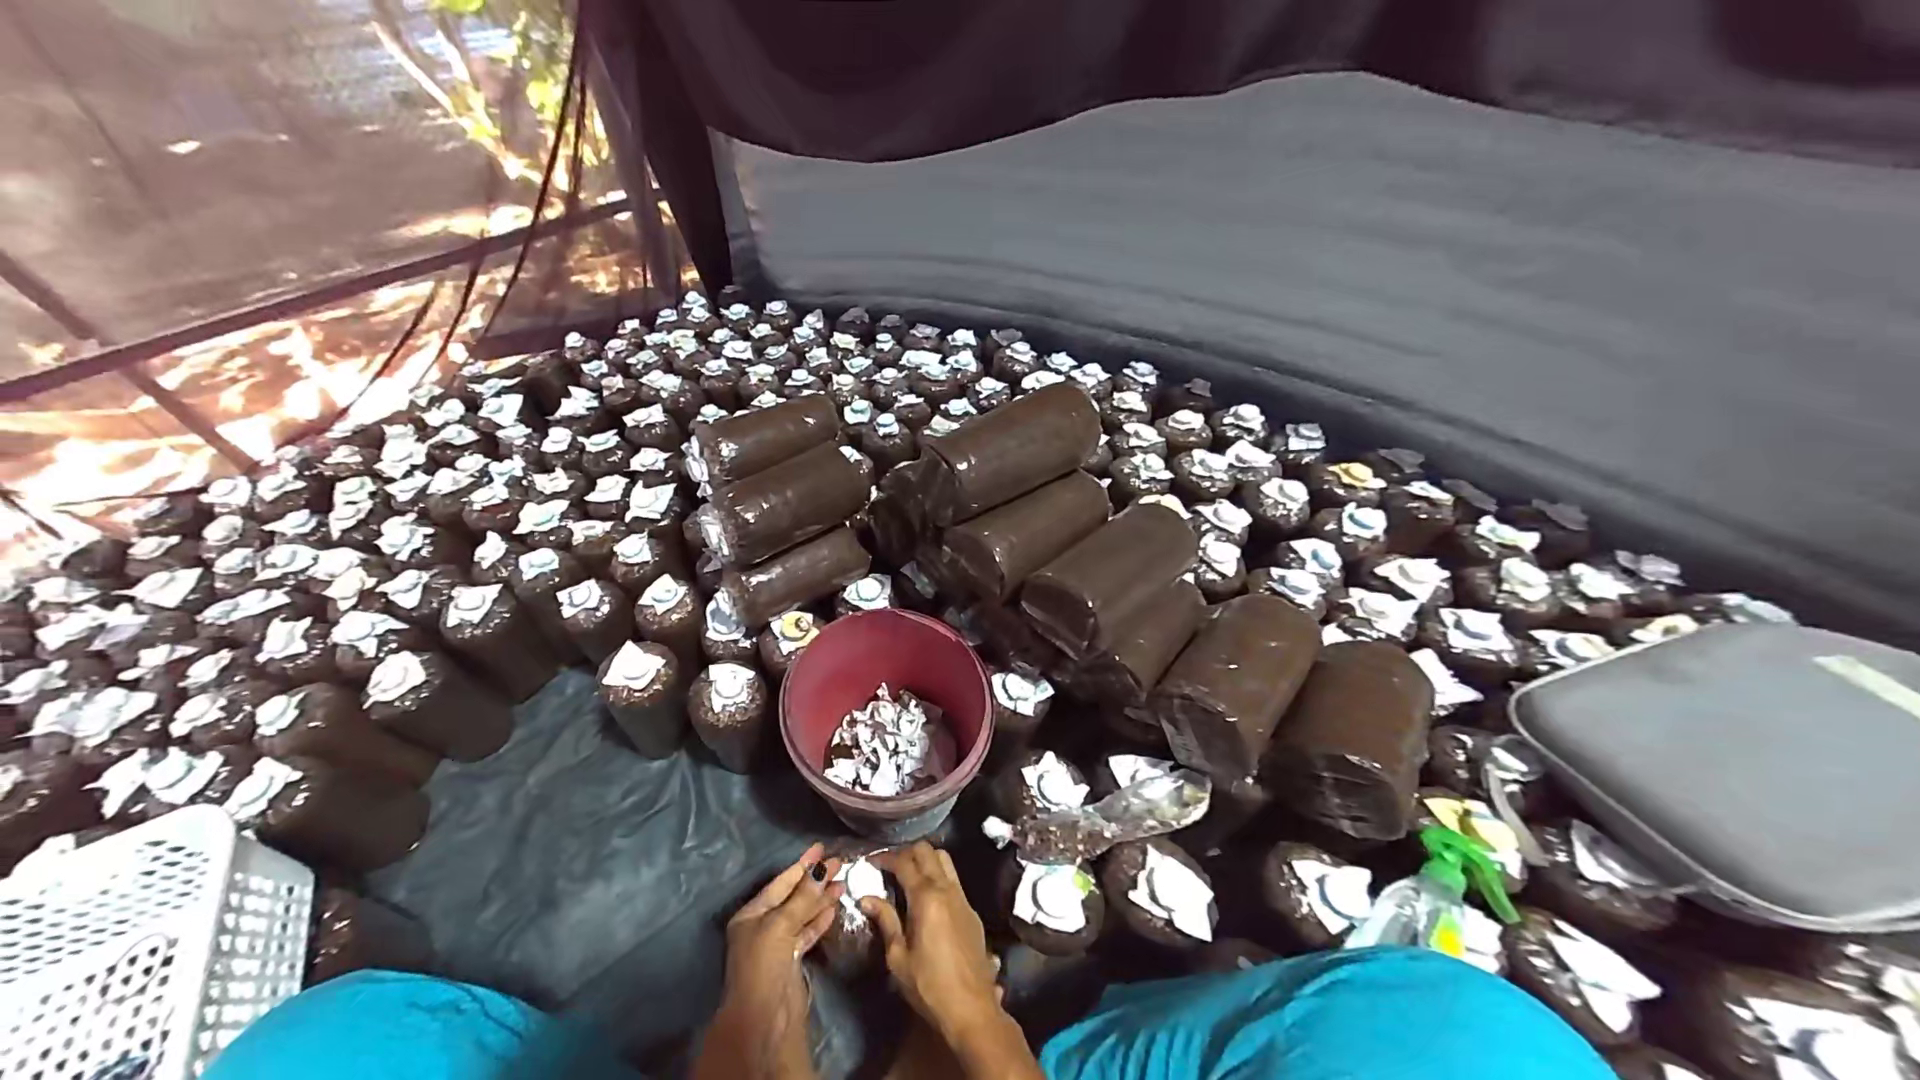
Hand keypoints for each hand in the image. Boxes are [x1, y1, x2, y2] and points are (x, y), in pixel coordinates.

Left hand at [696, 843, 841, 1079]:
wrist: (763, 1018)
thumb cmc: (764, 964)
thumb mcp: (780, 925)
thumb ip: (803, 897)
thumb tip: (822, 869)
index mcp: (751, 914)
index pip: (780, 882)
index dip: (801, 864)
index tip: (821, 848)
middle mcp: (762, 926)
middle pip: (793, 896)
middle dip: (815, 880)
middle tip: (839, 862)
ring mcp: (777, 944)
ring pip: (802, 914)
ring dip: (821, 899)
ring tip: (842, 883)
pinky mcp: (791, 960)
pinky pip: (807, 932)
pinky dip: (819, 920)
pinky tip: (833, 908)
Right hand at [862, 843, 1000, 1041]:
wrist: (972, 1008)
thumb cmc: (929, 986)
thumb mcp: (898, 957)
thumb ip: (885, 921)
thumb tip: (866, 898)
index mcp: (926, 897)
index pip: (905, 862)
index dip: (886, 858)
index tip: (871, 862)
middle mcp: (947, 889)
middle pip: (927, 851)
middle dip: (906, 853)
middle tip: (889, 867)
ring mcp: (963, 898)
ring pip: (945, 860)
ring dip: (925, 859)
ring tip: (907, 875)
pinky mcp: (972, 911)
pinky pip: (954, 879)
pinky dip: (938, 875)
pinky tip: (927, 896)